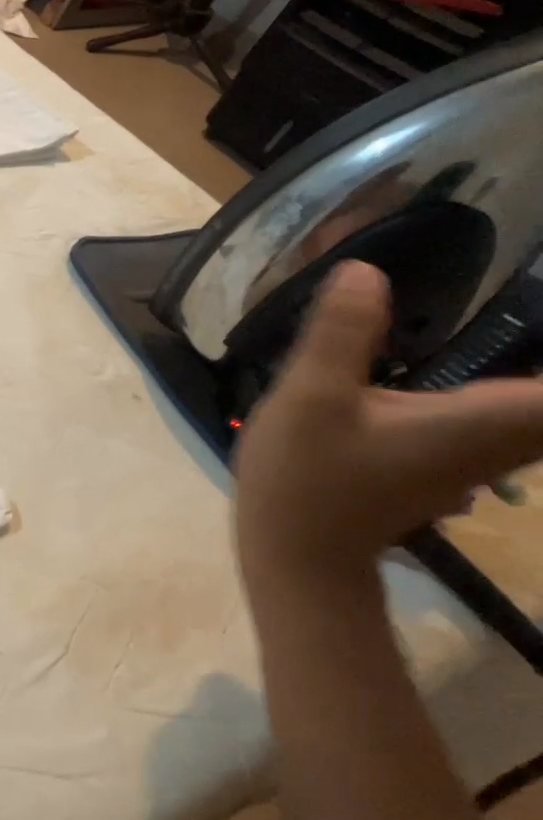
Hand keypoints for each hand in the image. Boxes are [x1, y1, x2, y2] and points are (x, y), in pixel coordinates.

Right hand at [233, 260, 542, 578]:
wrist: (301, 549)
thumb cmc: (307, 475)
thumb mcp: (309, 398)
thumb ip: (339, 335)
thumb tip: (364, 270)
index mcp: (489, 417)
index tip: (538, 297)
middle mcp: (508, 435)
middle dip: (537, 352)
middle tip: (526, 305)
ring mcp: (489, 452)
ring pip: (538, 409)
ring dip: (532, 379)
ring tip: (518, 332)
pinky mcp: (462, 458)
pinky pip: (522, 418)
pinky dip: (521, 394)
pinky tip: (497, 371)